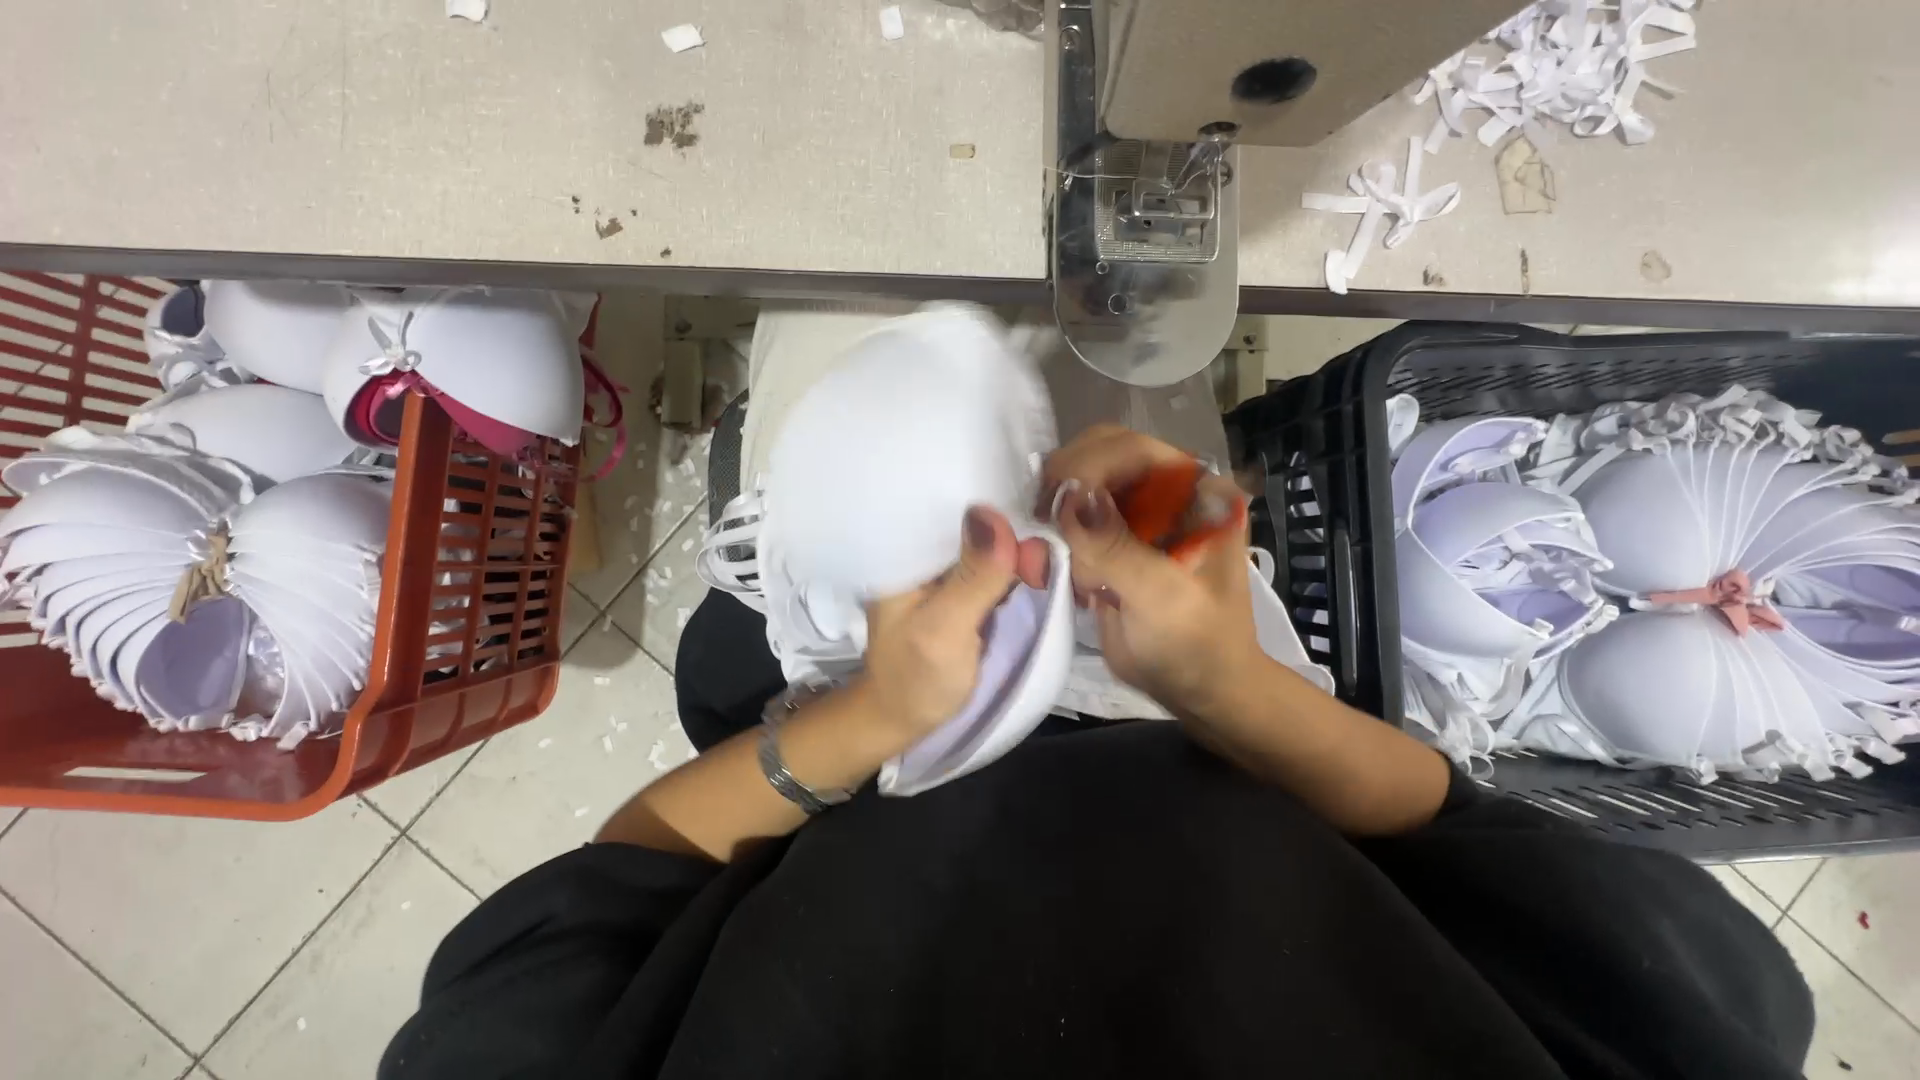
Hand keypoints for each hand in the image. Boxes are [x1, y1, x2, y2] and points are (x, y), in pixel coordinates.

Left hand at [857, 505, 1051, 733]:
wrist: (904, 721)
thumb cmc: (915, 678)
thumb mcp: (945, 629)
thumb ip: (972, 577)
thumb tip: (993, 513)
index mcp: (903, 553)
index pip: (947, 504)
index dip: (992, 498)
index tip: (1036, 505)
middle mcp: (923, 554)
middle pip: (973, 522)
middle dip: (1013, 524)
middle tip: (1050, 542)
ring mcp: (944, 573)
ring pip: (988, 544)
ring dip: (1019, 546)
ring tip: (1051, 548)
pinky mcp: (963, 591)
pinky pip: (994, 567)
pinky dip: (1016, 566)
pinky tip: (1039, 562)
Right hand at [1045, 427, 1265, 719]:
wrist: (1199, 691)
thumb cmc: (1195, 644)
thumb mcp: (1161, 596)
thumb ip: (1115, 547)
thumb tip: (1068, 498)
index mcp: (1197, 492)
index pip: (1134, 450)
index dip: (1089, 466)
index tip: (1055, 504)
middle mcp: (1168, 492)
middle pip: (1100, 456)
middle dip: (1066, 485)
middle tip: (1041, 519)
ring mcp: (1137, 516)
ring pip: (1079, 485)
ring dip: (1056, 514)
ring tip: (1050, 554)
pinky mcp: (1112, 541)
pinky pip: (1071, 521)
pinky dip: (1056, 539)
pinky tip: (1057, 568)